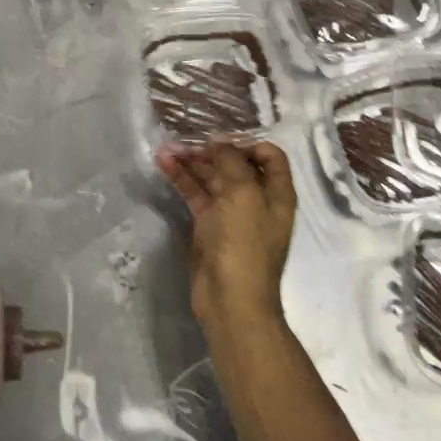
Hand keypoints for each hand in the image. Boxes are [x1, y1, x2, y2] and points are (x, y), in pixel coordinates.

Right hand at [156, 141, 297, 326]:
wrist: (230, 301)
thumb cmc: (245, 244)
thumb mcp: (243, 194)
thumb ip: (232, 162)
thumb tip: (220, 142)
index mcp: (276, 192)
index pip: (269, 156)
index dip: (248, 143)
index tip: (222, 139)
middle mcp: (256, 199)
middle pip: (235, 164)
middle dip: (211, 149)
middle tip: (184, 139)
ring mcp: (231, 214)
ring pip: (212, 178)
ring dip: (192, 162)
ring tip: (167, 148)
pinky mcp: (209, 226)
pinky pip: (196, 195)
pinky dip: (182, 179)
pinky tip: (164, 164)